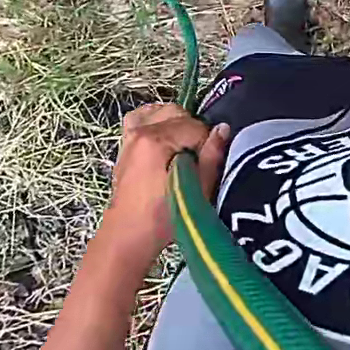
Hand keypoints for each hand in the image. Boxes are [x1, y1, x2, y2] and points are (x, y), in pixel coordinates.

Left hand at [103, 103, 230, 258]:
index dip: (207, 145)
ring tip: (182, 150)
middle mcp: (141, 131)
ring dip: (177, 125)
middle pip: (180, 115)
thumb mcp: (197, 190)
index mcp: (156, 140)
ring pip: (163, 111)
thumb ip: (212, 156)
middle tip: (195, 160)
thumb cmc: (164, 217)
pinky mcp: (126, 143)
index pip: (196, 126)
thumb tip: (223, 128)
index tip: (205, 167)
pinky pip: (143, 117)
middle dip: (194, 133)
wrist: (128, 237)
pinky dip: (156, 120)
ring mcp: (130, 135)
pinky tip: (165, 137)